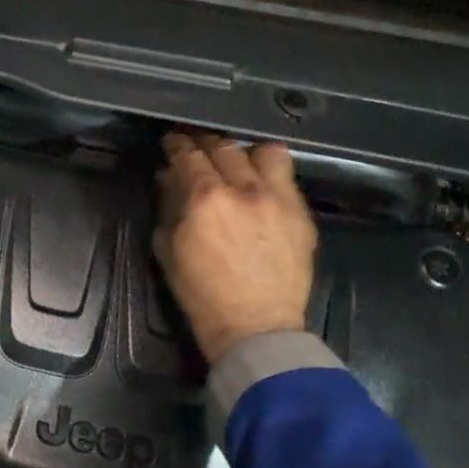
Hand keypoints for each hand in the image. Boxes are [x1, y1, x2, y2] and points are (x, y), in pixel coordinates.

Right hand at [154, 132, 317, 363]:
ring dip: (246, 152)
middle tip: (199, 146)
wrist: (254, 325)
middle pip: (225, 147)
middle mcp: (244, 190)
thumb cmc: (200, 292)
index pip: (189, 155)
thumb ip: (169, 207)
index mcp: (204, 198)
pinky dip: (270, 174)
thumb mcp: (167, 247)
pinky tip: (260, 185)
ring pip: (265, 152)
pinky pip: (287, 178)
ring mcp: (278, 200)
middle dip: (207, 143)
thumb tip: (170, 180)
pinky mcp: (301, 215)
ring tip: (238, 160)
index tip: (172, 141)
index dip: (177, 144)